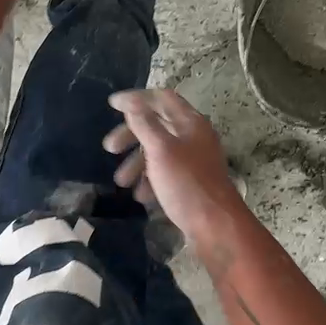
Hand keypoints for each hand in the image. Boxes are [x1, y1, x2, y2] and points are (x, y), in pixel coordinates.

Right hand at [104, 90, 244, 251]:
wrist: (215, 226)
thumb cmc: (186, 184)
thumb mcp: (161, 151)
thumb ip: (145, 124)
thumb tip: (133, 102)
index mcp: (190, 122)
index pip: (161, 98)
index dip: (136, 98)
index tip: (111, 105)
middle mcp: (194, 135)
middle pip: (158, 124)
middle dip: (132, 135)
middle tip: (109, 149)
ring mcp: (195, 159)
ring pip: (160, 151)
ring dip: (138, 162)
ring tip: (122, 182)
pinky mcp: (192, 181)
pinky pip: (167, 172)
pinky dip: (151, 179)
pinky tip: (141, 195)